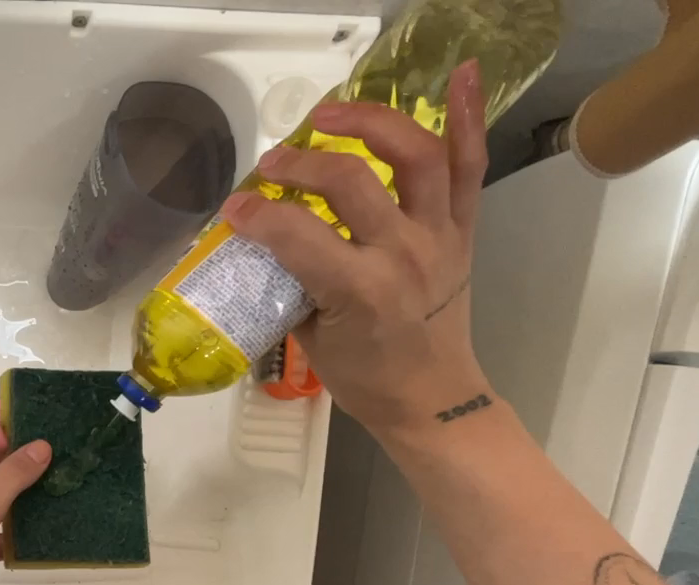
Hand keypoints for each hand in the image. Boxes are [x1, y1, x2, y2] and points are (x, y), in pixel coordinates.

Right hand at [223, 60, 493, 437]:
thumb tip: (264, 248)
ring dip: (373, 123)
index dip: (256, 215)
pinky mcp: (462, 228)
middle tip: (271, 163)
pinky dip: (465, 117)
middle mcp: (403, 253)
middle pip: (351, 182)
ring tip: (334, 114)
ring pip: (414, 156)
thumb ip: (290, 285)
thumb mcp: (308, 338)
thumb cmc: (362, 376)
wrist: (429, 394)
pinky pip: (468, 165)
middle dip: (301, 164)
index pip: (297, 234)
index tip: (230, 207)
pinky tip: (454, 76)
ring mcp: (439, 235)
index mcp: (357, 290)